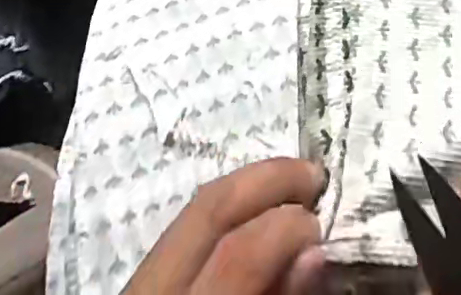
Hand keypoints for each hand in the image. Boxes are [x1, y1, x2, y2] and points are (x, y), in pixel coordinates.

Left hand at [123, 158, 329, 294]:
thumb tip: (315, 252)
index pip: (238, 253)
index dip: (288, 230)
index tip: (321, 225)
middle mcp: (152, 286)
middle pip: (211, 206)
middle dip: (270, 179)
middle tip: (316, 176)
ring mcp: (138, 276)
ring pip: (197, 203)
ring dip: (251, 185)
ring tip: (293, 185)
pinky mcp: (139, 273)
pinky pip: (187, 222)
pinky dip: (227, 207)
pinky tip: (256, 210)